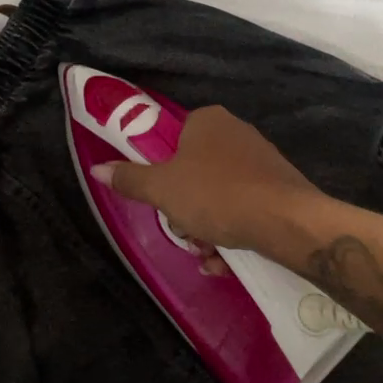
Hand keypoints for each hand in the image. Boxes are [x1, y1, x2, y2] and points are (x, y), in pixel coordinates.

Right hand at [91, 105, 322, 251]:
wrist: (286, 220)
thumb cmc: (216, 195)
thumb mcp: (162, 189)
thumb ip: (129, 178)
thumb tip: (96, 167)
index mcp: (207, 120)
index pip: (174, 139)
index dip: (164, 171)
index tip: (163, 199)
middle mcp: (235, 132)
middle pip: (195, 172)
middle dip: (186, 210)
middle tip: (184, 232)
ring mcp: (261, 160)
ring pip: (219, 196)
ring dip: (206, 229)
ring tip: (207, 255)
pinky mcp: (279, 187)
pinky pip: (244, 208)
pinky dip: (231, 233)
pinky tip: (226, 261)